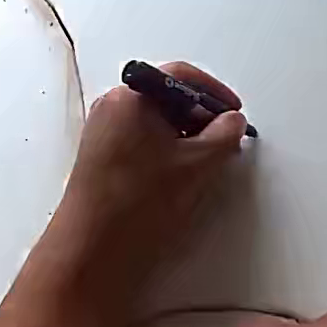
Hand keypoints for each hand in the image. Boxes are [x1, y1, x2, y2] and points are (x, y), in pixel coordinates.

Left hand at [49, 61, 247, 279]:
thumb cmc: (140, 200)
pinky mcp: (100, 156)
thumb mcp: (198, 163)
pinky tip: (180, 173)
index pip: (179, 77)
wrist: (92, 249)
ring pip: (154, 121)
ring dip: (185, 135)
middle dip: (200, 116)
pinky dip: (165, 148)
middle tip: (225, 139)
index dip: (214, 92)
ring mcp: (102, 131)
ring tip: (206, 161)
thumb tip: (234, 121)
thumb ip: (225, 134)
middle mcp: (111, 107)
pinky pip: (140, 139)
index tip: (234, 112)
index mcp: (130, 96)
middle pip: (166, 97)